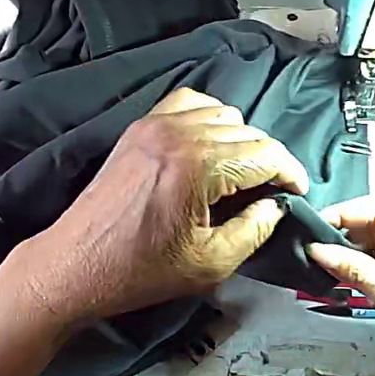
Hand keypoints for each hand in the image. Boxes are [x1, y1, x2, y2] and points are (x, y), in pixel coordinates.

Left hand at [3, 88, 308, 322]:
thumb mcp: (211, 263)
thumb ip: (254, 229)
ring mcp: (155, 124)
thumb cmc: (140, 271)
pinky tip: (211, 146)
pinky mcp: (139, 127)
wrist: (76, 264)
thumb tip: (275, 205)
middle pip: (248, 132)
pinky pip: (189, 104)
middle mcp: (179, 133)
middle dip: (269, 161)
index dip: (291, 173)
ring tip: (243, 174)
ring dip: (242, 140)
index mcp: (198, 166)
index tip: (298, 193)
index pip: (266, 154)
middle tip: (272, 192)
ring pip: (223, 114)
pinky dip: (209, 119)